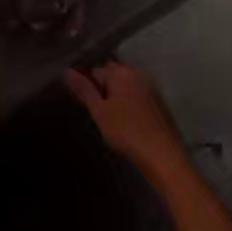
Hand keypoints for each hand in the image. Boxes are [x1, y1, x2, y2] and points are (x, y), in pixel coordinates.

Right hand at [63, 62, 185, 169]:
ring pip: (124, 89)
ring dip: (115, 99)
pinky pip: (136, 98)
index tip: (84, 103)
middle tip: (98, 113)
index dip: (87, 86)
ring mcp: (152, 90)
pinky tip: (127, 125)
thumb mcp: (98, 110)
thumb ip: (83, 89)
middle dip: (102, 90)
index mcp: (122, 72)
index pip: (95, 70)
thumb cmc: (127, 132)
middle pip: (111, 77)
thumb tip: (66, 71)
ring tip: (111, 121)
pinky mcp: (159, 105)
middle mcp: (139, 75)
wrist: (165, 159)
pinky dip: (128, 107)